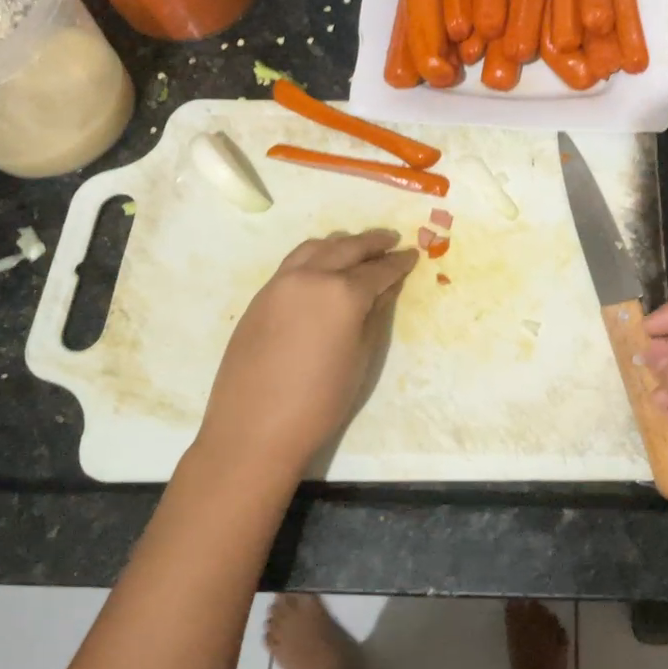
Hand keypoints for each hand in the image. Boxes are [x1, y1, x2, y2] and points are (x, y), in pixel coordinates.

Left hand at [195, 229, 417, 477]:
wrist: (254, 429)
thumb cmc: (319, 401)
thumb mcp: (361, 358)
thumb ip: (375, 314)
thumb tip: (385, 287)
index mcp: (342, 293)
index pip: (379, 269)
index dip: (399, 263)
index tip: (413, 255)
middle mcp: (311, 277)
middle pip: (348, 248)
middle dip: (373, 242)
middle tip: (392, 239)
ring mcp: (281, 283)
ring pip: (316, 247)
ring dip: (342, 243)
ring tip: (358, 247)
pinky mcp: (260, 296)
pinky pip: (294, 261)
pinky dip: (315, 254)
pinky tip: (323, 265)